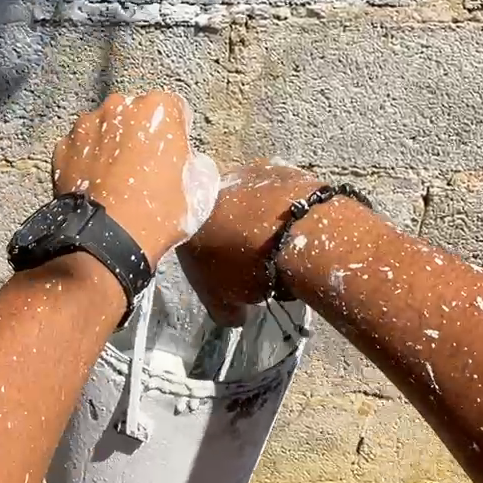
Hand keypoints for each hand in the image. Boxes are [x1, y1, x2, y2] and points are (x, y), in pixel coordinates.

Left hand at [51, 91, 219, 263]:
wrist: (105, 241)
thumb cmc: (158, 213)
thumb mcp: (199, 190)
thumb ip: (196, 161)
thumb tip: (187, 160)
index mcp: (157, 107)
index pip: (174, 109)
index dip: (177, 132)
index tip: (174, 155)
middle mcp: (119, 105)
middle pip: (135, 113)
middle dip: (140, 133)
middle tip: (144, 167)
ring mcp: (85, 124)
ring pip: (105, 127)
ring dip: (111, 144)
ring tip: (116, 179)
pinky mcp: (62, 146)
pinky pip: (80, 147)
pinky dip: (86, 160)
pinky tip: (95, 185)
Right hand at [177, 162, 322, 325]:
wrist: (294, 231)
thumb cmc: (247, 266)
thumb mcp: (225, 300)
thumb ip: (222, 307)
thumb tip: (234, 314)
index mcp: (188, 217)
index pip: (189, 237)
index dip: (205, 256)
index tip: (222, 271)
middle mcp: (210, 188)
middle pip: (216, 213)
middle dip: (228, 232)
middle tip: (249, 259)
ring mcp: (244, 173)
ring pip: (245, 199)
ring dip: (255, 217)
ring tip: (276, 245)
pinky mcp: (276, 168)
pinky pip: (274, 192)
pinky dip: (281, 207)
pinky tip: (293, 228)